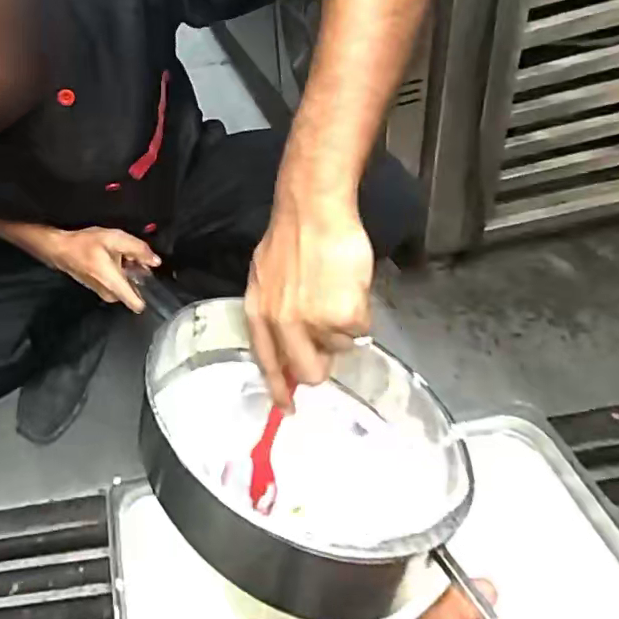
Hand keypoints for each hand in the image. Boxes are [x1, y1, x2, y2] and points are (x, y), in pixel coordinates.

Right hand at [30, 226, 159, 311]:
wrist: (61, 249)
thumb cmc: (86, 244)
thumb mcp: (115, 239)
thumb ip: (138, 249)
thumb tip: (156, 261)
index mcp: (115, 285)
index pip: (138, 305)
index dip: (150, 293)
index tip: (151, 279)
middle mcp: (110, 294)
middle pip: (135, 290)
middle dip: (138, 275)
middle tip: (131, 259)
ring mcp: (103, 293)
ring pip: (126, 286)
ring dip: (128, 273)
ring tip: (121, 256)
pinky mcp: (99, 289)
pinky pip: (117, 284)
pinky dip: (119, 273)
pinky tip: (113, 259)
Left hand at [244, 198, 371, 408]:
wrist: (313, 211)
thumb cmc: (292, 235)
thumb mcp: (264, 274)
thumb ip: (272, 306)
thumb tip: (285, 335)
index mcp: (258, 311)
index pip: (266, 361)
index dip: (277, 387)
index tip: (286, 407)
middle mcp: (282, 323)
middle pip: (308, 372)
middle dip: (322, 365)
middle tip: (330, 341)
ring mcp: (312, 322)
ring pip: (338, 348)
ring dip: (341, 326)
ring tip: (336, 290)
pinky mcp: (342, 317)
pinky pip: (359, 330)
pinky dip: (359, 312)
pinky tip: (349, 286)